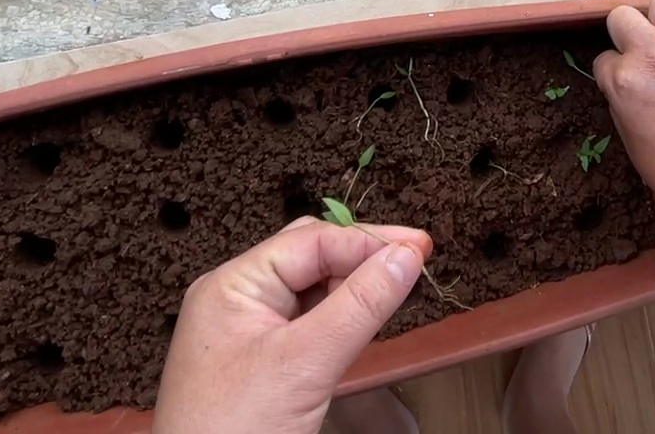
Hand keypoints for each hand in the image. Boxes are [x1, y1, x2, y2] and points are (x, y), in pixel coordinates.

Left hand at [153, 217, 430, 433]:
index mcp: (234, 284)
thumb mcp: (307, 364)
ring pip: (312, 288)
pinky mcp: (260, 363)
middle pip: (311, 257)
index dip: (367, 240)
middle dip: (361, 256)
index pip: (311, 242)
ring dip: (353, 286)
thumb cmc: (241, 432)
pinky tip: (365, 319)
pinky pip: (307, 322)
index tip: (420, 246)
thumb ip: (361, 304)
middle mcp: (237, 298)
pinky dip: (340, 316)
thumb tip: (409, 253)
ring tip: (396, 286)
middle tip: (413, 261)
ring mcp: (247, 332)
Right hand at [594, 0, 654, 234]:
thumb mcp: (631, 143)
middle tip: (643, 57)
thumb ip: (621, 103)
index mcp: (623, 81)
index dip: (614, 73)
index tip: (629, 87)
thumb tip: (623, 84)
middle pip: (621, 17)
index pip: (603, 59)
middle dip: (627, 36)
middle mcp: (650, 53)